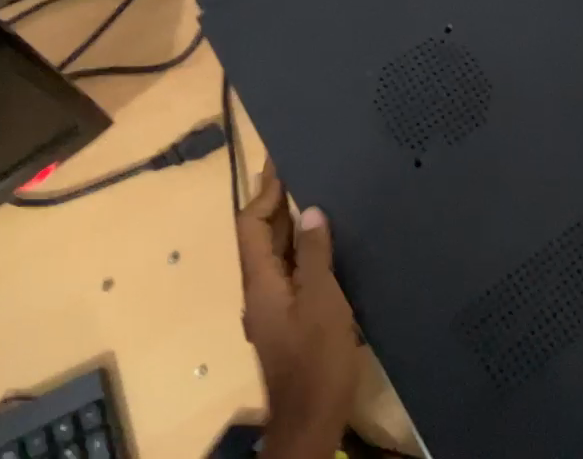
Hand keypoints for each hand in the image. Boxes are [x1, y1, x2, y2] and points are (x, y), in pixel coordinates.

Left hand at [237, 161, 357, 457]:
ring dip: (293, 225)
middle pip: (262, 238)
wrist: (312, 421)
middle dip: (278, 202)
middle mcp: (262, 291)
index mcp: (261, 282)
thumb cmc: (316, 360)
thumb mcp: (322, 302)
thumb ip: (315, 256)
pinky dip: (306, 250)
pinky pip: (294, 272)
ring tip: (319, 195)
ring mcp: (276, 307)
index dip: (264, 192)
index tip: (280, 162)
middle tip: (303, 169)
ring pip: (279, 255)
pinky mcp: (292, 320)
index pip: (251, 225)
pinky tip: (331, 243)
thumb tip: (309, 211)